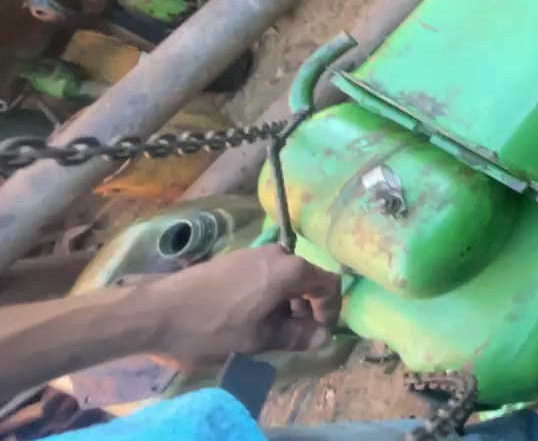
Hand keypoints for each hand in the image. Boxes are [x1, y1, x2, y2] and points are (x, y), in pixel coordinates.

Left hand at [143, 247, 340, 360]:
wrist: (151, 311)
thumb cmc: (209, 326)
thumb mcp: (254, 338)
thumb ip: (293, 336)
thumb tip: (323, 338)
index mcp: (293, 270)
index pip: (329, 285)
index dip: (330, 310)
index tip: (319, 332)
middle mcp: (282, 254)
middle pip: (307, 279)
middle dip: (305, 307)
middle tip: (292, 334)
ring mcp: (256, 253)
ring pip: (284, 277)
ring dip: (284, 301)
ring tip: (266, 327)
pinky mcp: (235, 258)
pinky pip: (264, 274)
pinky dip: (266, 293)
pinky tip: (245, 313)